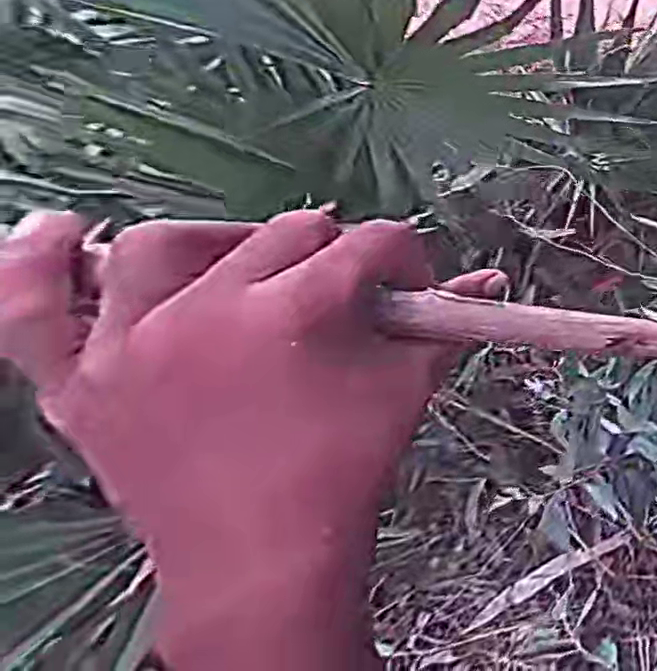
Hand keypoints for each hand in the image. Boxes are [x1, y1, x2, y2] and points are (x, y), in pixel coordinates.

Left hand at [0, 209, 505, 665]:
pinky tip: (61, 230)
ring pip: (165, 247)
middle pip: (287, 232)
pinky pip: (28, 312)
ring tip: (252, 260)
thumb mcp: (413, 377)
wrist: (262, 548)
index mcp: (295, 310)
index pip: (372, 241)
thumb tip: (490, 279)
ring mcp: (128, 344)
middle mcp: (206, 312)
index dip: (409, 257)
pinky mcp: (77, 382)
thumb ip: (450, 319)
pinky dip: (35, 265)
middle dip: (338, 250)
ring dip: (223, 242)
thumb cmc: (351, 457)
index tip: (417, 288)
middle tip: (356, 288)